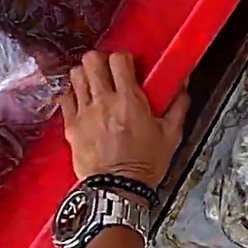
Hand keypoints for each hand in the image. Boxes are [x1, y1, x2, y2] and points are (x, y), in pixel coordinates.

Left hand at [57, 51, 188, 189]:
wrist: (118, 189)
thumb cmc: (145, 164)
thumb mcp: (171, 135)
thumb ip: (177, 106)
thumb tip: (183, 85)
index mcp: (129, 100)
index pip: (119, 60)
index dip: (123, 58)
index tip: (128, 66)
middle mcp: (104, 101)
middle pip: (91, 60)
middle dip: (100, 61)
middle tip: (107, 71)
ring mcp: (84, 112)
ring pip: (76, 74)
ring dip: (84, 75)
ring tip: (93, 84)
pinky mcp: (71, 125)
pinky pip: (64, 97)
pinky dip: (71, 94)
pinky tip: (80, 101)